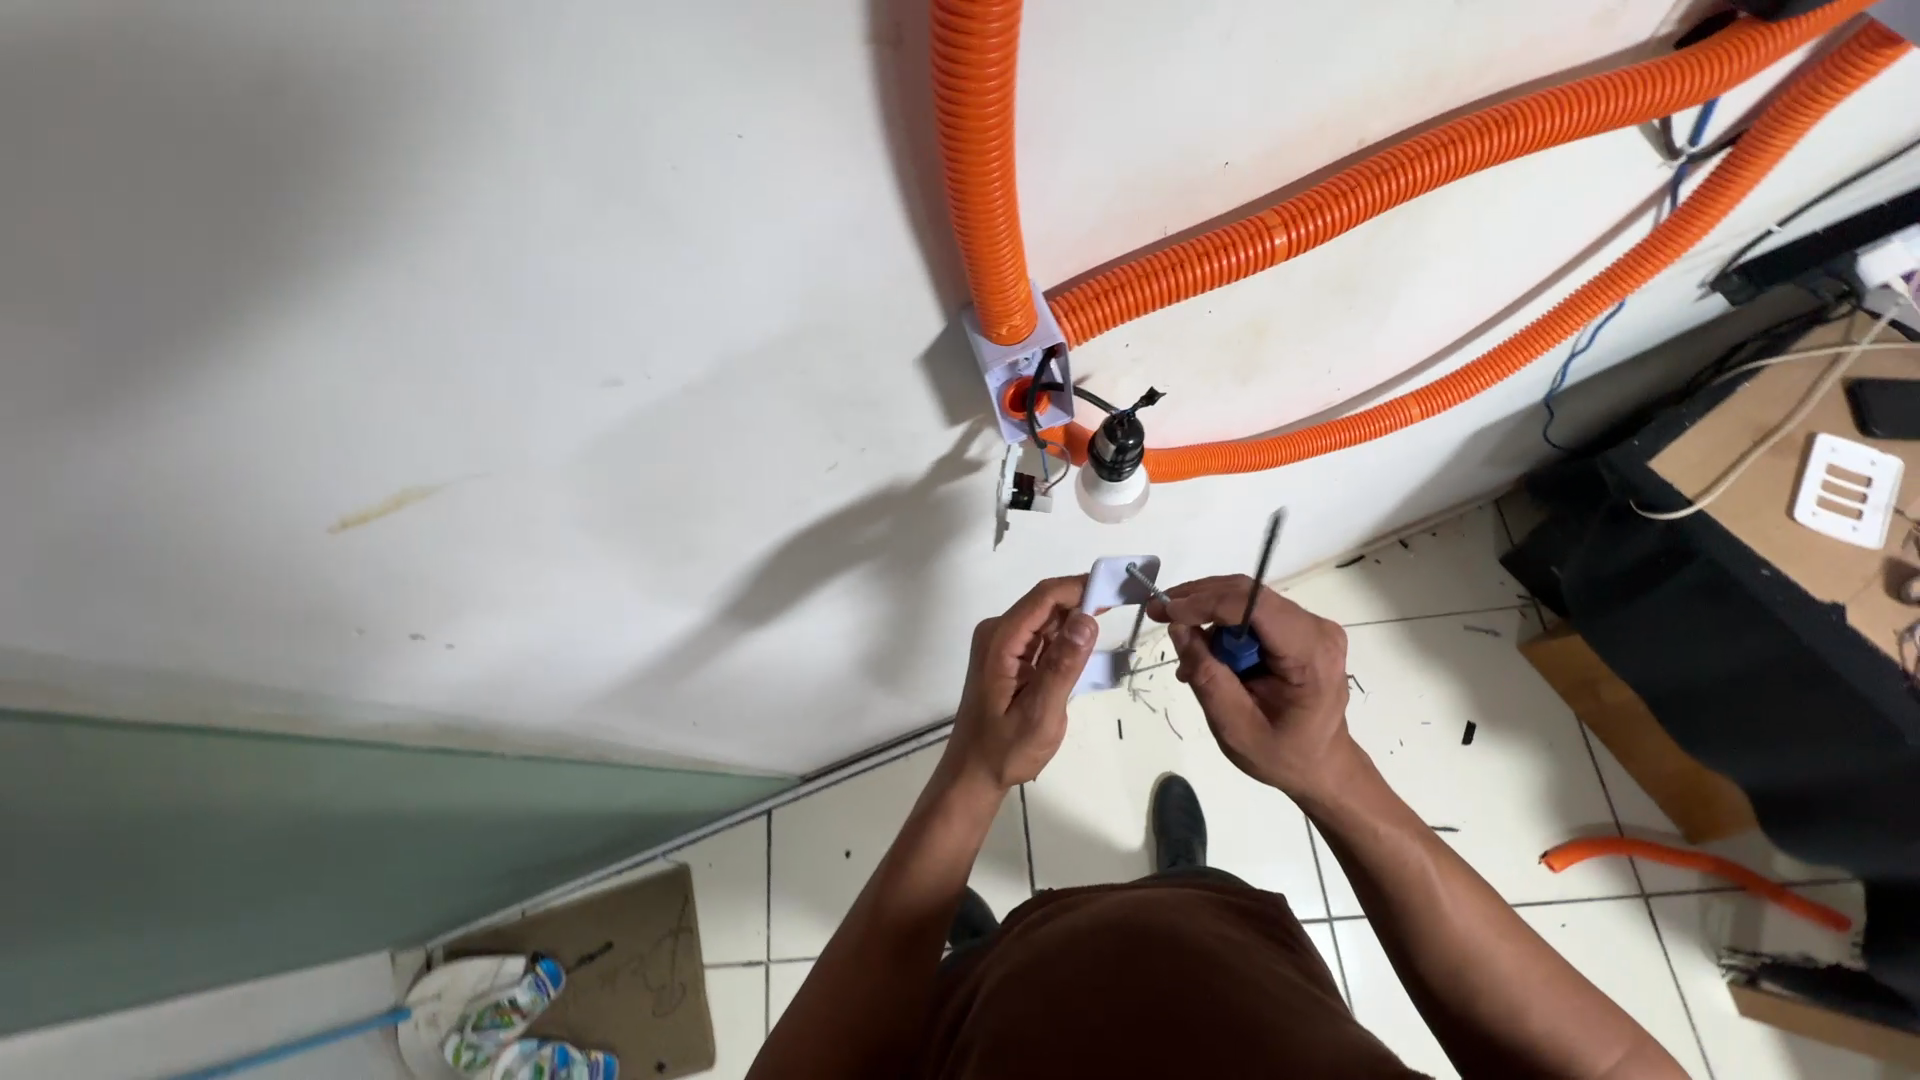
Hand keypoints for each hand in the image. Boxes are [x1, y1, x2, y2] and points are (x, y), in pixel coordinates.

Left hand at [944, 576, 1098, 791]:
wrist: (974, 773)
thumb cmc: (1005, 749)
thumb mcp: (1040, 713)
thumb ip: (1063, 666)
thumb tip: (1086, 619)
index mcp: (1000, 640)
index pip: (1045, 597)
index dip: (1081, 586)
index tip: (1118, 586)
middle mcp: (998, 633)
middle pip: (1046, 603)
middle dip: (1084, 598)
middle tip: (1126, 600)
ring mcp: (1002, 645)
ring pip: (1046, 619)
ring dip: (1077, 616)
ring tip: (1117, 613)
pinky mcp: (1009, 658)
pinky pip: (1041, 636)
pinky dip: (1066, 636)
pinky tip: (1090, 642)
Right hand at [1151, 576, 1353, 798]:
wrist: (1320, 764)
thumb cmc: (1281, 753)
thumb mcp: (1234, 726)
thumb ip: (1206, 676)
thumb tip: (1179, 628)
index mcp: (1310, 655)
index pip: (1253, 607)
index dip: (1205, 602)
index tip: (1163, 613)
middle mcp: (1316, 629)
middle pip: (1248, 594)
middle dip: (1198, 599)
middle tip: (1157, 612)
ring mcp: (1309, 626)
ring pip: (1246, 598)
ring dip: (1207, 614)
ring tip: (1184, 649)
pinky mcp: (1298, 628)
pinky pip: (1251, 612)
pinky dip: (1221, 625)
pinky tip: (1206, 652)